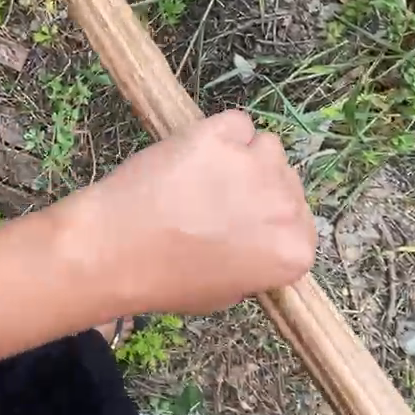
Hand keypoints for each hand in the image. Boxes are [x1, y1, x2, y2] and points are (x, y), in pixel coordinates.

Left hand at [57, 109, 315, 315]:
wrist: (113, 250)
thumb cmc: (164, 278)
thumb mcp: (228, 291)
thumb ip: (259, 259)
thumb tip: (260, 233)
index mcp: (294, 252)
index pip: (301, 223)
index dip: (267, 220)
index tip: (241, 221)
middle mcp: (285, 208)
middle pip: (285, 180)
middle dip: (255, 187)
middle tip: (213, 200)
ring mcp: (253, 166)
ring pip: (265, 146)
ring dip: (240, 156)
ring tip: (200, 177)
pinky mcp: (218, 135)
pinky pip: (236, 123)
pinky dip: (218, 132)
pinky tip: (191, 153)